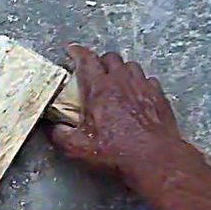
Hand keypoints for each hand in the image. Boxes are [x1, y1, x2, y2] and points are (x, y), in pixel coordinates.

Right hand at [49, 45, 190, 188]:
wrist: (154, 159)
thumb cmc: (116, 152)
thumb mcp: (77, 148)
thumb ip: (59, 135)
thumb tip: (52, 128)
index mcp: (99, 89)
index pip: (86, 60)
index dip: (77, 52)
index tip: (72, 50)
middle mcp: (121, 81)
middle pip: (110, 58)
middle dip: (100, 61)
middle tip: (94, 71)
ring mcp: (143, 86)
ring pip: (131, 65)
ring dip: (121, 70)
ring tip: (116, 80)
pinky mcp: (158, 96)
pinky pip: (148, 80)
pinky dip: (140, 83)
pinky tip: (137, 94)